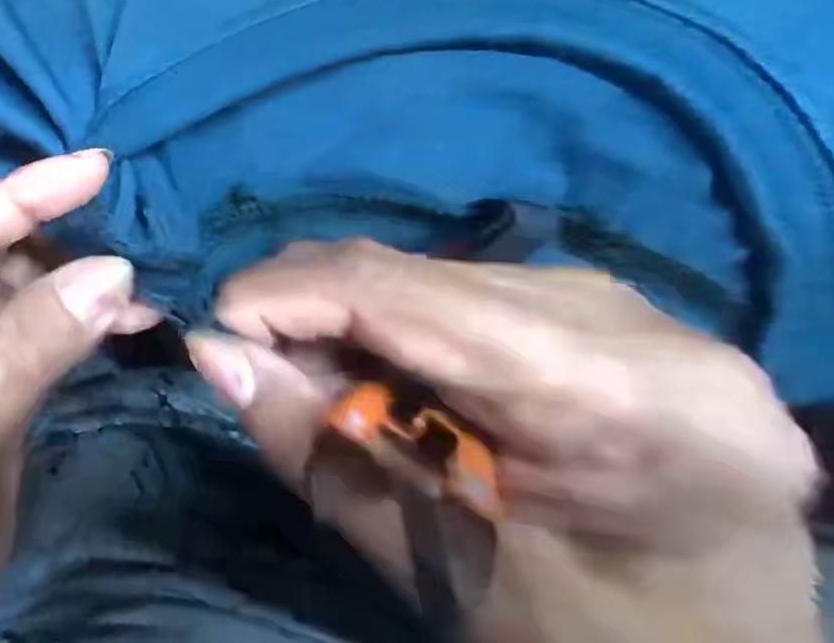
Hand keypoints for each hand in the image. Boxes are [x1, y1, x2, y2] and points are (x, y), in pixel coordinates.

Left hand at [0, 151, 160, 642]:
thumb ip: (29, 343)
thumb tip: (113, 269)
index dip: (28, 193)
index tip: (96, 164)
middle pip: (2, 246)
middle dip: (66, 231)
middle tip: (133, 214)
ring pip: (33, 281)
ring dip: (87, 276)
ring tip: (146, 271)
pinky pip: (51, 321)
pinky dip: (91, 315)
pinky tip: (136, 314)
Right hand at [185, 239, 821, 642]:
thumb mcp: (438, 561)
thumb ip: (317, 446)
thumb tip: (210, 349)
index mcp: (618, 394)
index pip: (404, 291)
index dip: (287, 296)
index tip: (214, 331)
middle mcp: (623, 316)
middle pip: (409, 273)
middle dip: (310, 315)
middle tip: (270, 380)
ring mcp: (613, 298)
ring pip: (420, 272)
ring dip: (348, 321)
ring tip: (341, 396)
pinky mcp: (590, 300)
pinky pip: (451, 286)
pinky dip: (394, 325)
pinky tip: (401, 383)